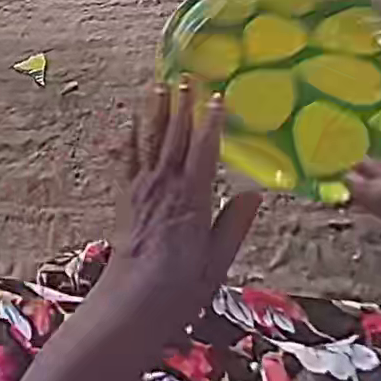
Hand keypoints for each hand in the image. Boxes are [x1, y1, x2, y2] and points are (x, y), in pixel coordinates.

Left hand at [93, 80, 261, 338]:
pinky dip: (130, 137)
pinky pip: (127, 158)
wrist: (132, 302)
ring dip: (154, 111)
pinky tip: (130, 121)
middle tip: (185, 78)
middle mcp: (165, 185)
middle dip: (180, 105)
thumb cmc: (180, 287)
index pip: (204, 151)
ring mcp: (141, 187)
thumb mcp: (217, 261)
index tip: (217, 97)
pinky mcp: (125, 195)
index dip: (211, 122)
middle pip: (174, 136)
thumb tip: (255, 192)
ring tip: (158, 86)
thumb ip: (234, 224)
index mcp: (192, 198)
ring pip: (149, 140)